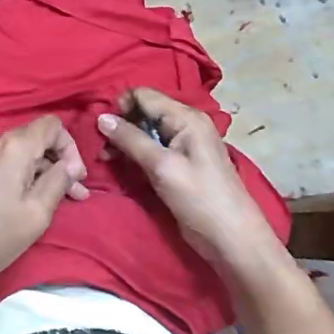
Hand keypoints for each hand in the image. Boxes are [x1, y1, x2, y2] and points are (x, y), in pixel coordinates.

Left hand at [0, 115, 90, 303]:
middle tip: (76, 195)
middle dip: (59, 162)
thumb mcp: (37, 212)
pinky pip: (2, 164)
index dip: (71, 148)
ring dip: (41, 172)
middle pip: (36, 138)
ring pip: (19, 153)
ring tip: (55, 202)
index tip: (76, 179)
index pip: (53, 125)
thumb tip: (70, 165)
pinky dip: (20, 176)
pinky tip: (25, 201)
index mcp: (15, 145)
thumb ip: (59, 181)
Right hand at [97, 88, 284, 276]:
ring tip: (106, 159)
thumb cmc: (199, 198)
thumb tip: (102, 118)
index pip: (145, 95)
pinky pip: (153, 148)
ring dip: (126, 142)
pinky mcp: (180, 164)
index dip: (121, 106)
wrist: (231, 238)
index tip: (102, 128)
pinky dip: (136, 154)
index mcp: (187, 117)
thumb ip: (131, 140)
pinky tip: (122, 166)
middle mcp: (186, 124)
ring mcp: (184, 145)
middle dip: (121, 125)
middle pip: (145, 111)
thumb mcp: (162, 167)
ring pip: (146, 131)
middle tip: (101, 148)